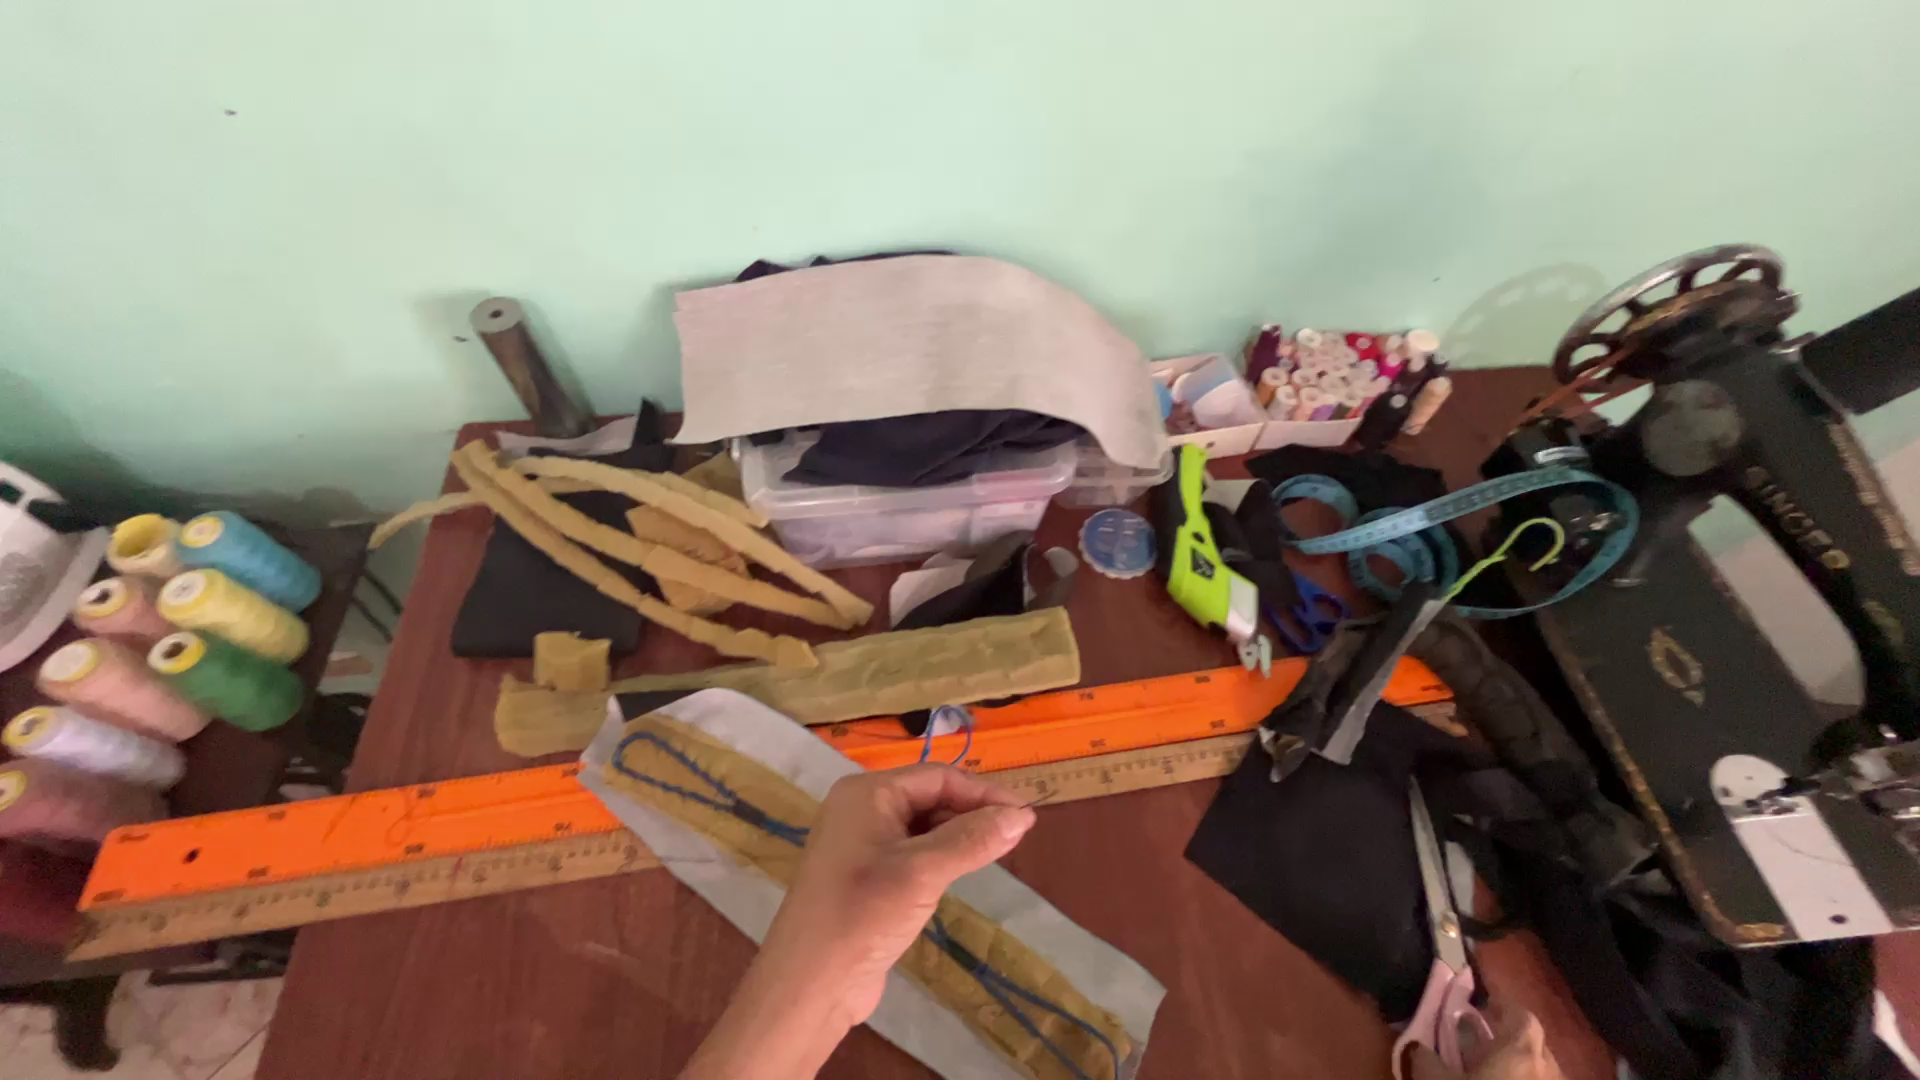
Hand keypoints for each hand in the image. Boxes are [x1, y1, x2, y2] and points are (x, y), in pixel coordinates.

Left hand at [763, 763, 1037, 1021]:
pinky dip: (942, 855)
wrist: (807, 987)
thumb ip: (972, 840)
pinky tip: (963, 869)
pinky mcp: (867, 874)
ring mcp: (862, 842)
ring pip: (924, 824)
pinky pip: (913, 850)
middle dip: (973, 812)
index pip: (937, 776)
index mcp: (867, 793)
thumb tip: (1022, 816)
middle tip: (1017, 835)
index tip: (1025, 815)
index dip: (983, 793)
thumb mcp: (922, 874)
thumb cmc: (862, 916)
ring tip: (998, 850)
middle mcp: (862, 808)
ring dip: (959, 834)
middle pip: (930, 796)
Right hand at [1408, 998, 1563, 1079]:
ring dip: (1517, 1070)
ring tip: (1486, 1075)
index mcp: (1520, 1052)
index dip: (1502, 1006)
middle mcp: (1547, 1072)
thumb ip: (1424, 1056)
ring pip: (1540, 1074)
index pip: (1522, 1015)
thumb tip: (1419, 1048)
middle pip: (1534, 1045)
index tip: (1479, 1006)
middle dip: (1508, 1040)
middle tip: (1478, 1043)